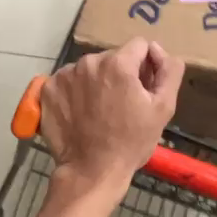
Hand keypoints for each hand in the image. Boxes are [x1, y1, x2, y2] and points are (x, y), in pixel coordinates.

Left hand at [40, 38, 182, 192]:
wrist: (91, 170)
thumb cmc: (131, 142)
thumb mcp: (163, 108)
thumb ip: (169, 71)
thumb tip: (159, 51)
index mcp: (118, 63)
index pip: (139, 46)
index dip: (146, 65)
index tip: (143, 88)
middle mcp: (88, 62)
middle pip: (112, 58)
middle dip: (120, 74)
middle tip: (122, 104)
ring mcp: (64, 75)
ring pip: (89, 69)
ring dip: (96, 82)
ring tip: (100, 111)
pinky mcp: (47, 89)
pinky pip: (67, 81)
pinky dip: (75, 92)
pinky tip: (80, 113)